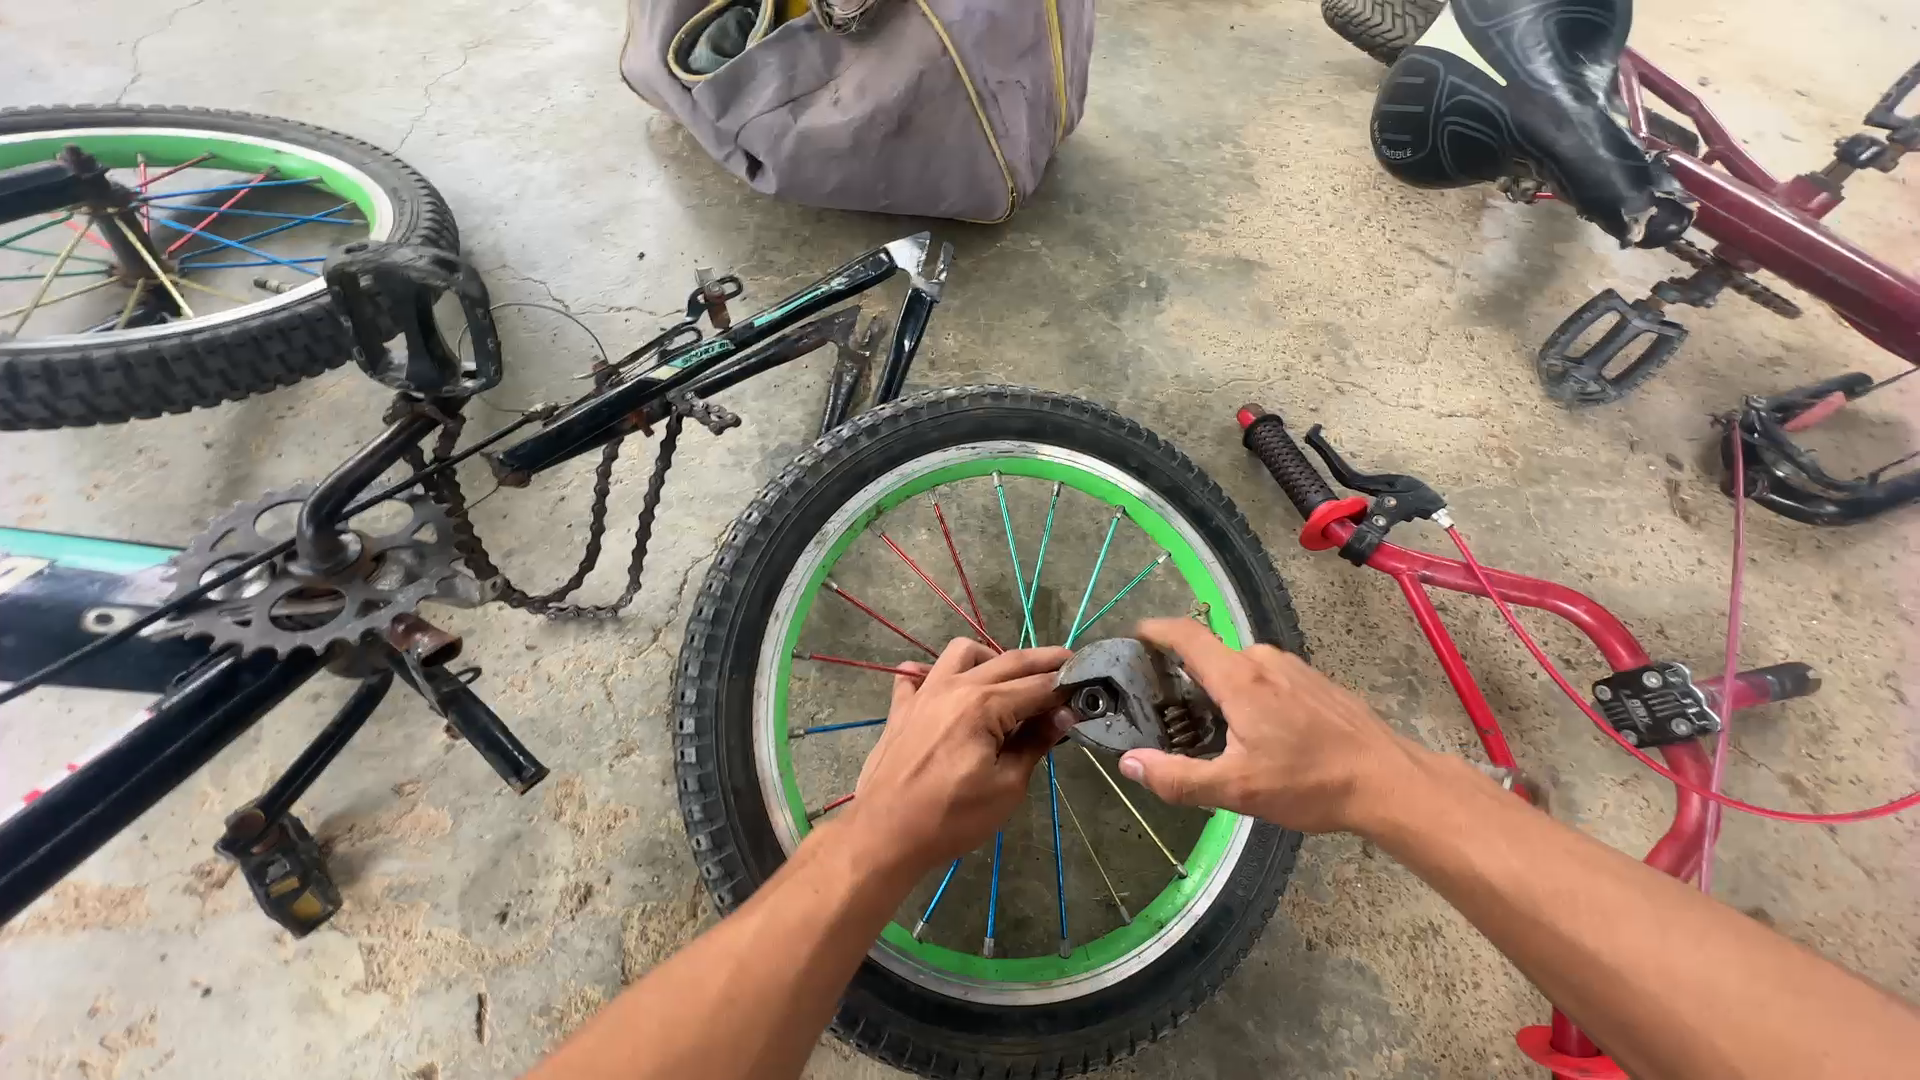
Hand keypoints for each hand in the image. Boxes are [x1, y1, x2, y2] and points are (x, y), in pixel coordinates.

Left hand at [839, 639, 1072, 883]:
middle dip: (1043, 660)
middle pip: (1008, 660)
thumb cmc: (951, 818)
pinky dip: (935, 674)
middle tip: (1070, 663)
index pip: (1037, 686)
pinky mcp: (901, 707)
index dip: (1066, 685)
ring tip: (1007, 681)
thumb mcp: (1007, 787)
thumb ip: (1035, 743)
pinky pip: (916, 674)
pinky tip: (947, 691)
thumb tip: (1062, 715)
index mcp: (984, 705)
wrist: (884, 834)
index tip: (1088, 684)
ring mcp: (923, 692)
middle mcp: (954, 686)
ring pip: (962, 652)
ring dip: (991, 658)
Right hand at [1115, 618, 1424, 833]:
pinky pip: (1268, 678)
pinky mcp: (1315, 682)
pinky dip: (1252, 695)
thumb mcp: (1237, 790)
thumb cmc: (1311, 783)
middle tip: (1171, 711)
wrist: (1390, 783)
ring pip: (1241, 669)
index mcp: (1239, 678)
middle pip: (1212, 656)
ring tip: (1216, 729)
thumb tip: (1130, 764)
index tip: (1134, 635)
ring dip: (1223, 689)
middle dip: (1187, 676)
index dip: (1155, 630)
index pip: (1186, 635)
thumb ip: (1177, 778)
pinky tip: (1263, 733)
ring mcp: (1294, 668)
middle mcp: (1264, 660)